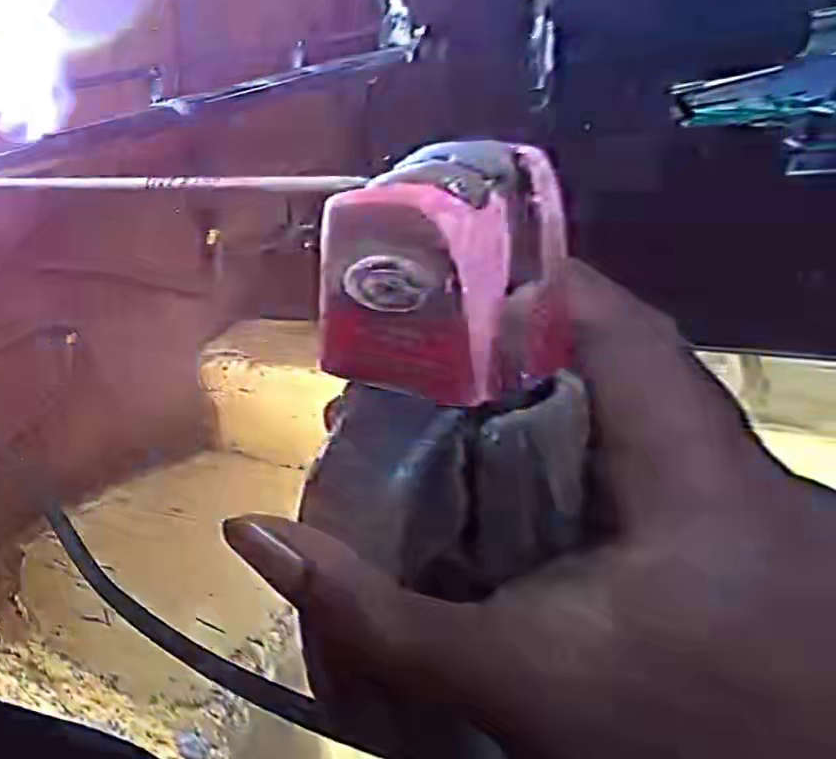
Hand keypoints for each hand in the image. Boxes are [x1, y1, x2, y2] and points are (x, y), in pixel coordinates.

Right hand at [226, 261, 835, 757]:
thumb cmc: (677, 740)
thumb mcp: (511, 680)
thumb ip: (372, 609)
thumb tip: (244, 530)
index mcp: (708, 488)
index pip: (625, 336)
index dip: (533, 282)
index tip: (436, 265)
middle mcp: (732, 487)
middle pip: (596, 374)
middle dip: (481, 357)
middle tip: (387, 361)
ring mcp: (730, 526)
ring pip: (599, 429)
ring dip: (501, 412)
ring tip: (408, 421)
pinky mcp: (717, 562)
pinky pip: (612, 477)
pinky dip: (534, 463)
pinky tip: (473, 487)